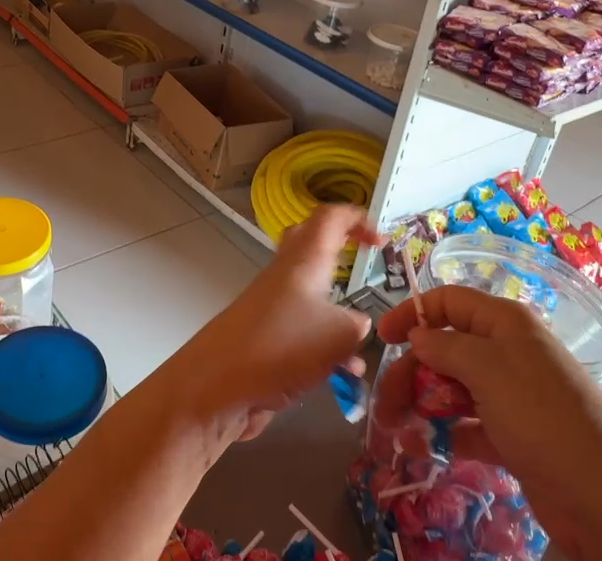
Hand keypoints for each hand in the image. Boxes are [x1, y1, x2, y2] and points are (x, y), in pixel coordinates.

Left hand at [152, 204, 380, 442]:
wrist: (218, 385)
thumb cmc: (281, 345)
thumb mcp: (338, 335)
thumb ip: (358, 326)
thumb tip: (358, 325)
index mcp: (305, 259)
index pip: (331, 217)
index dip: (358, 218)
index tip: (383, 242)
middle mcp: (287, 274)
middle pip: (312, 243)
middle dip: (340, 250)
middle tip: (364, 266)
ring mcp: (273, 304)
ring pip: (312, 293)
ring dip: (339, 313)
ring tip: (362, 344)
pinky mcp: (267, 335)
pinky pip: (306, 331)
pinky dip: (328, 348)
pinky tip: (343, 376)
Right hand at [373, 285, 601, 555]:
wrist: (601, 496)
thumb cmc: (540, 416)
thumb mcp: (487, 369)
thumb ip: (444, 346)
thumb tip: (419, 335)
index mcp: (505, 323)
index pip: (449, 301)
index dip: (413, 313)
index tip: (382, 338)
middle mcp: (507, 352)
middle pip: (445, 349)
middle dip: (411, 372)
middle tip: (385, 404)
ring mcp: (512, 396)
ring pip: (452, 388)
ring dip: (423, 405)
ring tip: (399, 431)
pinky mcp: (513, 436)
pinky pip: (468, 424)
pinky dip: (447, 433)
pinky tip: (430, 447)